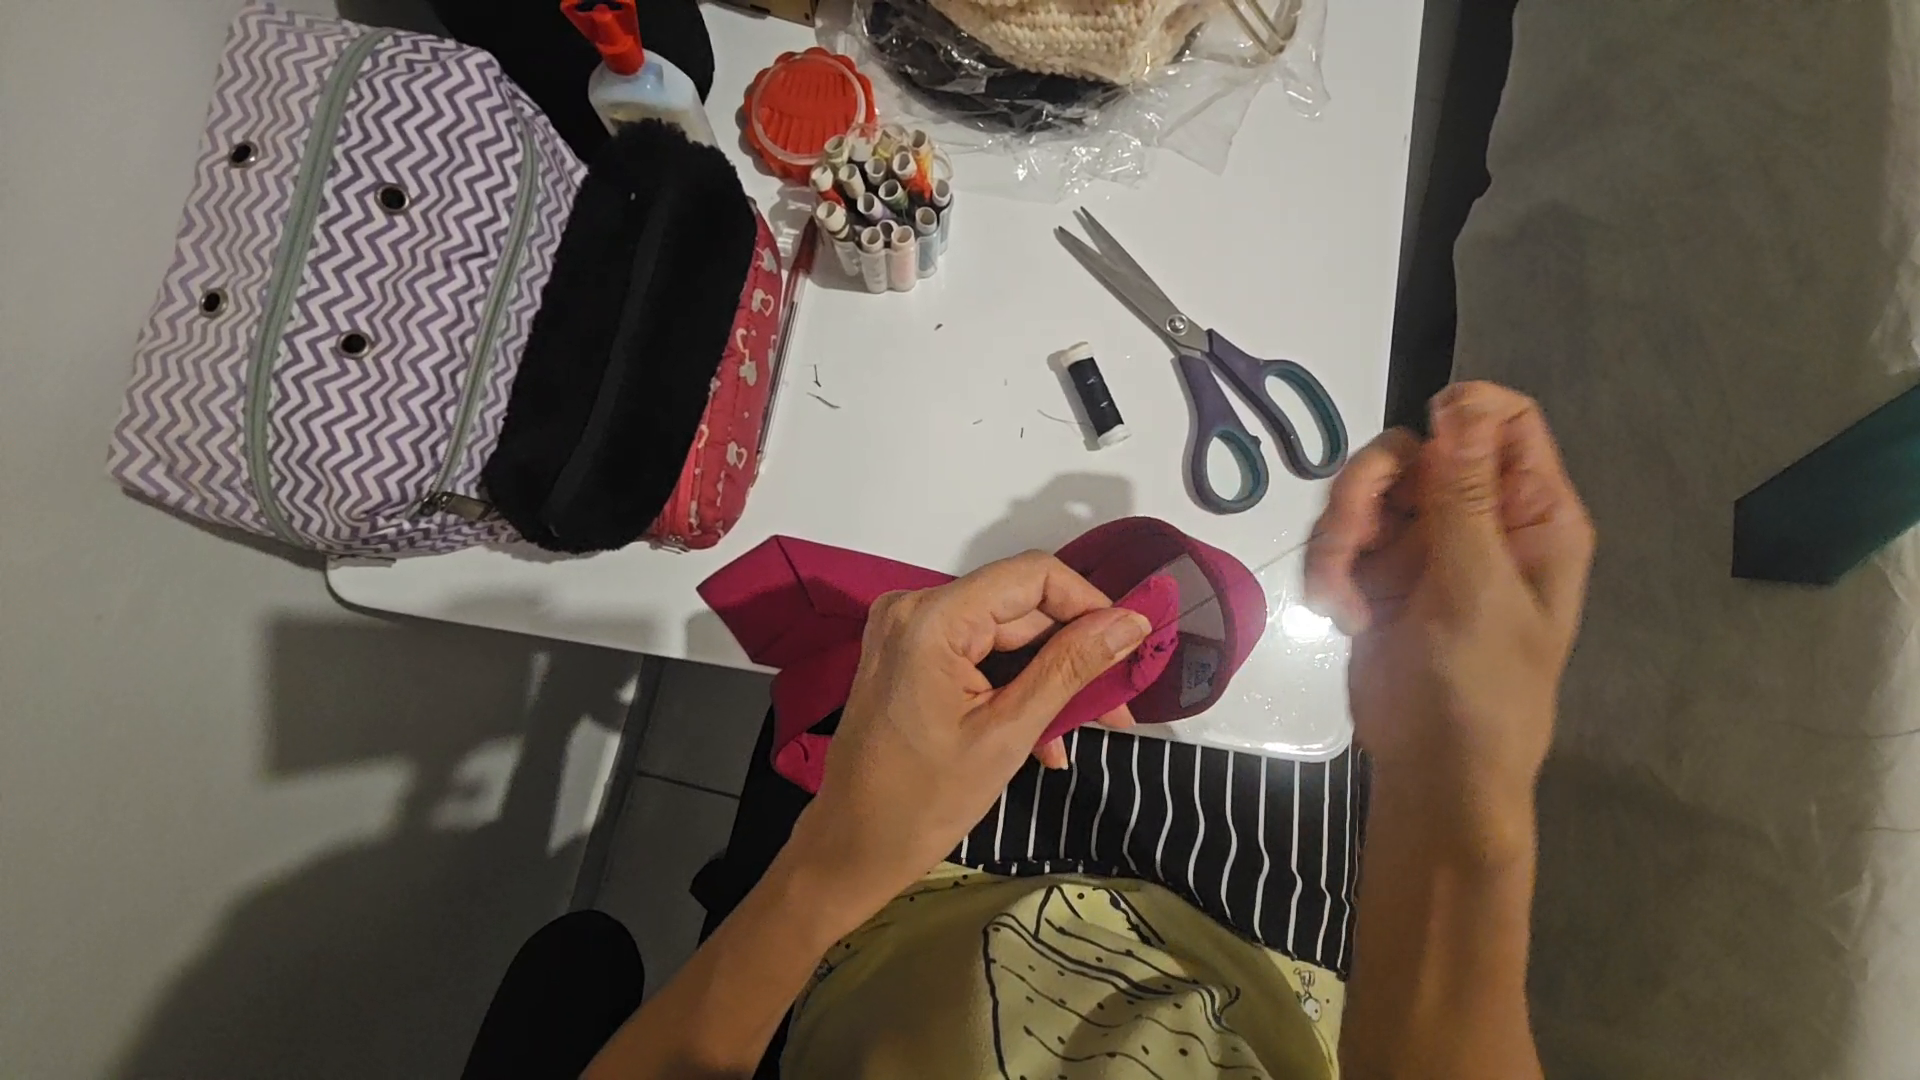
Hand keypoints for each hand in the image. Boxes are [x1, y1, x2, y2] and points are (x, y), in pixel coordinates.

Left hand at [780, 552, 1151, 917]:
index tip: (1128, 645)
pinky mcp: (909, 652)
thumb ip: (1070, 667)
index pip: (1032, 575)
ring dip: (1047, 676)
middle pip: (1018, 607)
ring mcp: (908, 629)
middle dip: (1072, 651)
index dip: (1088, 602)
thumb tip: (1131, 621)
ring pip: (1003, 634)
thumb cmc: (926, 801)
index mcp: (933, 618)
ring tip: (1084, 729)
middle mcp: (915, 606)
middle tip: (1116, 705)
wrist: (852, 847)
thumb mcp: (1008, 733)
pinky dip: (1012, 685)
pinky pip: (977, 653)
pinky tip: (1042, 736)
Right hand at [1305, 382, 1593, 859]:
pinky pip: (1335, 540)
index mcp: (1528, 514)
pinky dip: (1327, 573)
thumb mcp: (1475, 586)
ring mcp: (1417, 544)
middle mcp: (1472, 517)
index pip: (1503, 420)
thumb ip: (1463, 493)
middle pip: (1408, 451)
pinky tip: (1340, 615)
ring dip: (1336, 540)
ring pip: (1359, 494)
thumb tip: (1460, 400)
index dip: (1456, 412)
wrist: (1431, 763)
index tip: (1413, 451)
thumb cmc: (1482, 684)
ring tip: (1340, 597)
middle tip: (1351, 538)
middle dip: (1365, 491)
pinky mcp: (1372, 572)